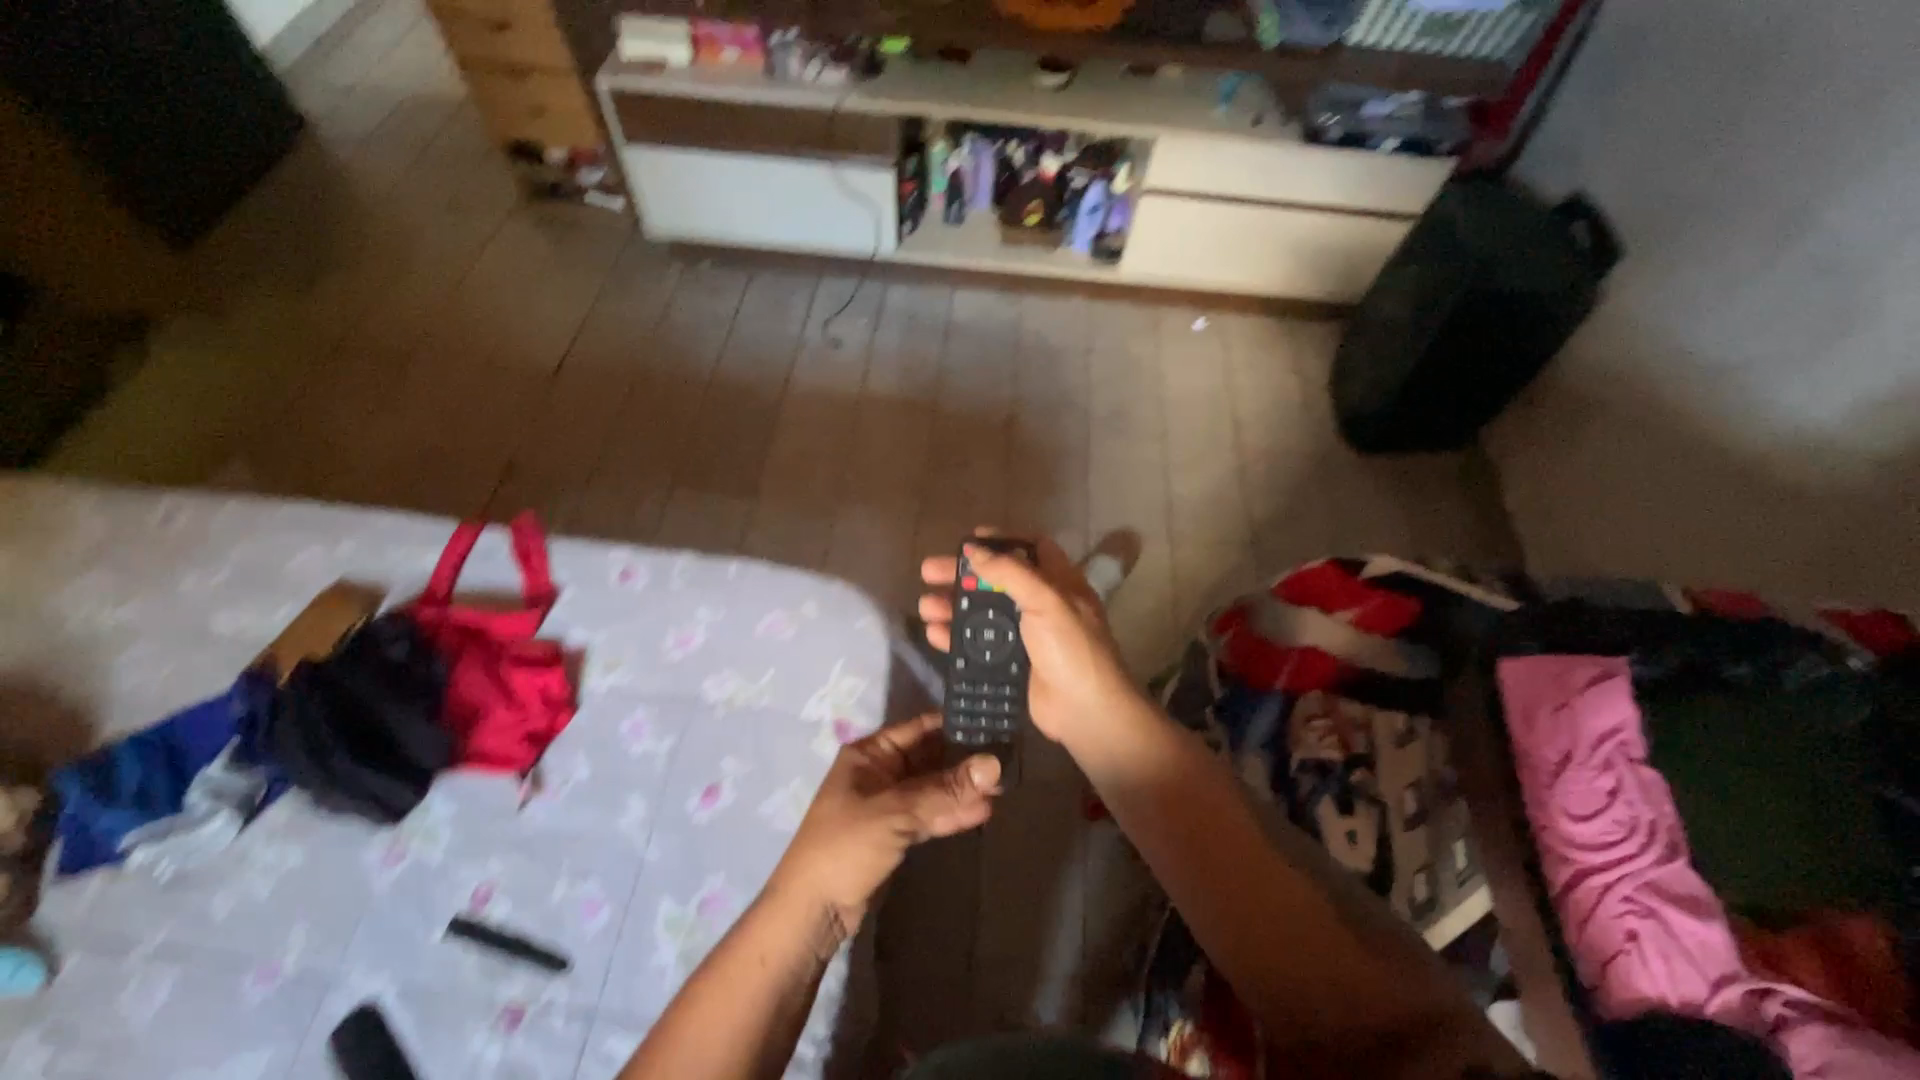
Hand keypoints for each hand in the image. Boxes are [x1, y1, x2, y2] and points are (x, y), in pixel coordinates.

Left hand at [766, 713, 1000, 949]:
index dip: (953, 725)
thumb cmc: (845, 847)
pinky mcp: (895, 835)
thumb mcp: (896, 813)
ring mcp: (888, 806)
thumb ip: (945, 790)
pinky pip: (929, 816)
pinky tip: (982, 811)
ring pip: (932, 790)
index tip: (993, 723)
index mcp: (869, 755)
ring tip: (1003, 787)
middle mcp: (879, 774)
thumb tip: (994, 764)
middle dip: (964, 762)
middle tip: (1007, 760)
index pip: (918, 729)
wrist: (814, 910)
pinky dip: (951, 813)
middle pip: (929, 760)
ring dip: (962, 790)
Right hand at [919, 533, 1142, 748]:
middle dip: (962, 575)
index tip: (969, 540)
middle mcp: (1040, 605)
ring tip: (925, 606)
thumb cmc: (1071, 648)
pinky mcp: (1009, 664)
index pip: (1031, 549)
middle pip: (996, 581)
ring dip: (952, 606)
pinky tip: (934, 634)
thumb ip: (1010, 573)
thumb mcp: (1046, 601)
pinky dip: (954, 638)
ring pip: (981, 613)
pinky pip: (976, 645)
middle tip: (928, 572)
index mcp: (1059, 583)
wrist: (1084, 711)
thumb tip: (975, 550)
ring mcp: (1024, 636)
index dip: (1001, 541)